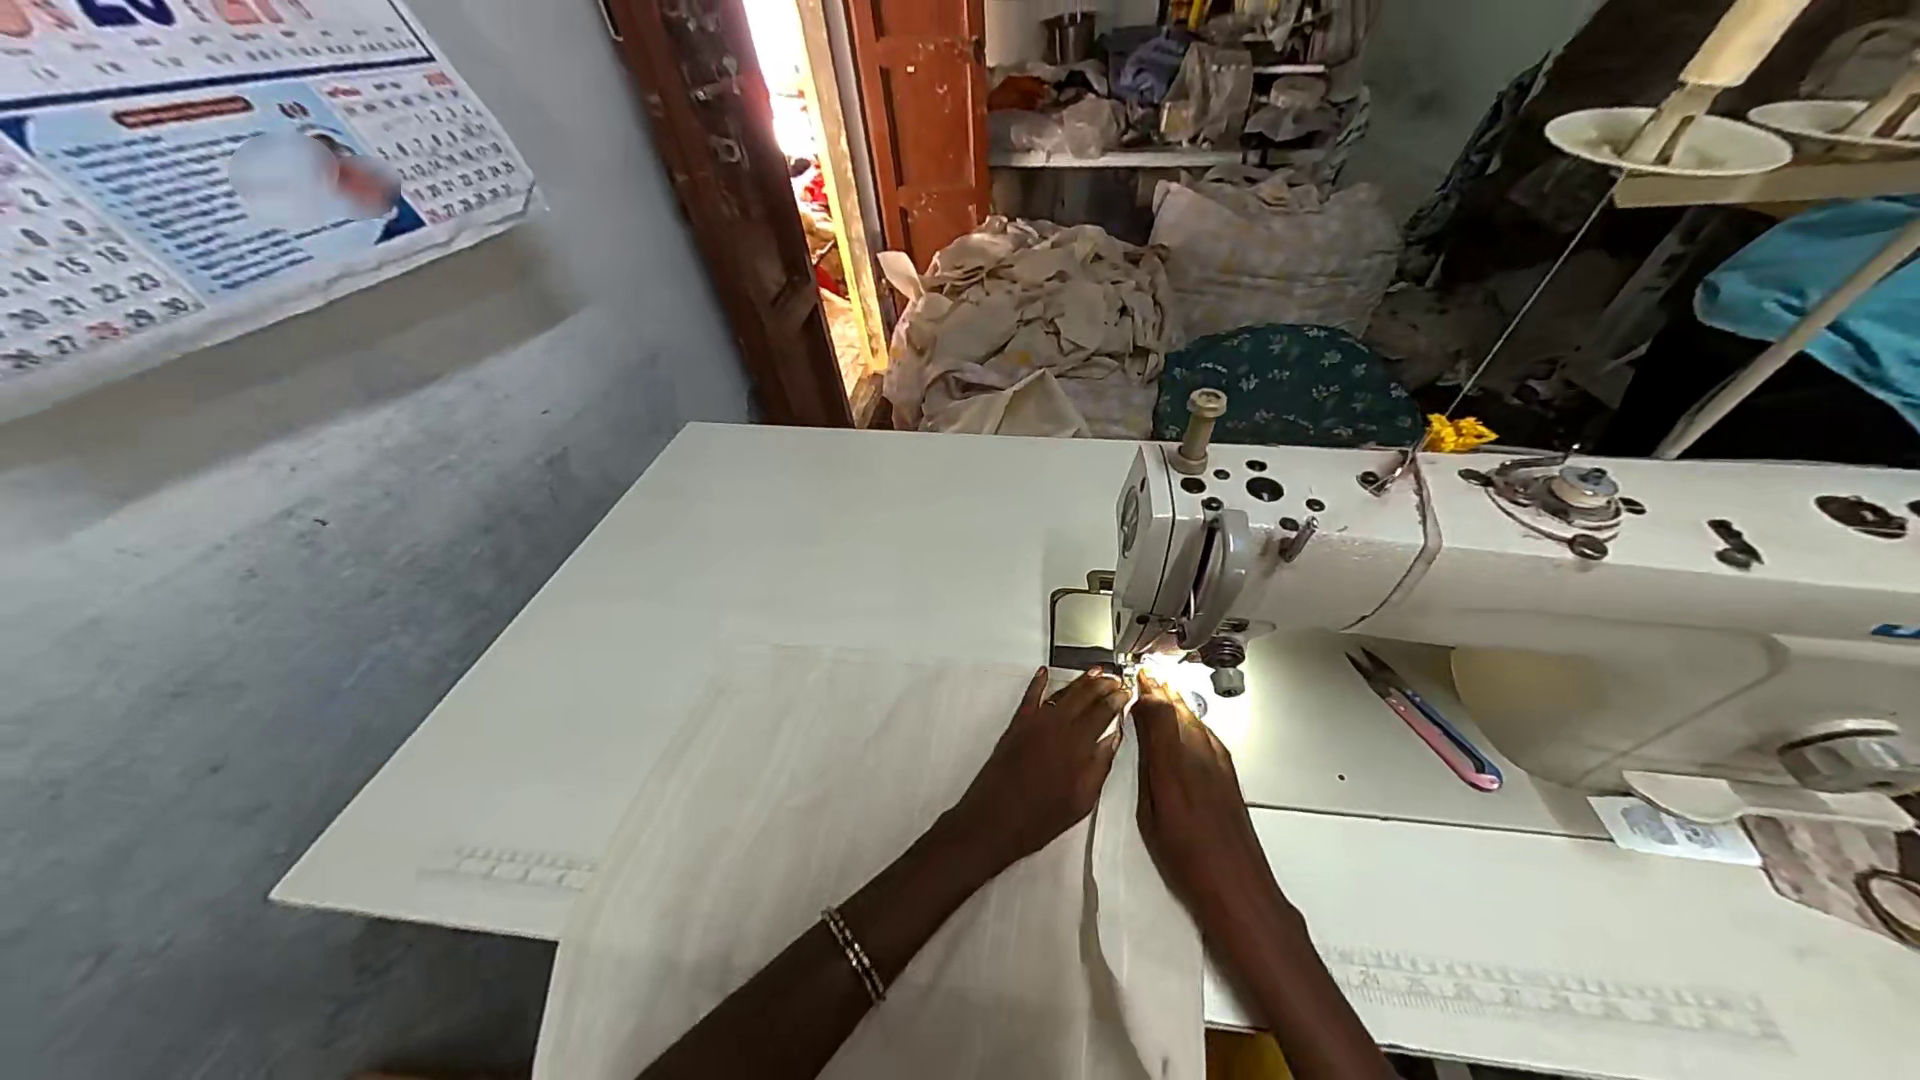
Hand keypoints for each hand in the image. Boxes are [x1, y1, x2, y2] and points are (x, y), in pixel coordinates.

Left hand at [943, 668, 1126, 872]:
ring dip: (1079, 681)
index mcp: (1078, 745)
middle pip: (1085, 697)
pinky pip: (1029, 697)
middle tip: (1113, 678)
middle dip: (1102, 685)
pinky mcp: (1016, 726)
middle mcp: (1057, 728)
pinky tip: (1044, 673)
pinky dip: (1038, 682)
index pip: (1103, 712)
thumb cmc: (1039, 818)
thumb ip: (1100, 766)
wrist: (996, 820)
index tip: (1125, 693)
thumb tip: (1113, 740)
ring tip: (1093, 672)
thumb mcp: (1082, 800)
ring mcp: (1035, 724)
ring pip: (1062, 693)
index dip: (1116, 699)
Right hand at [1133, 670, 1280, 929]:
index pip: (1160, 711)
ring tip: (1163, 692)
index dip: (1147, 691)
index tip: (1136, 678)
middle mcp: (1201, 756)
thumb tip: (1142, 738)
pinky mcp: (1229, 775)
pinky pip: (1206, 733)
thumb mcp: (1151, 811)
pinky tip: (1185, 723)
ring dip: (1177, 703)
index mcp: (1175, 763)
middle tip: (1148, 677)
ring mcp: (1219, 764)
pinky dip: (1191, 721)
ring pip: (1195, 719)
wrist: (1236, 885)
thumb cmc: (1189, 857)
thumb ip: (1147, 768)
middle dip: (1162, 691)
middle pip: (1179, 710)